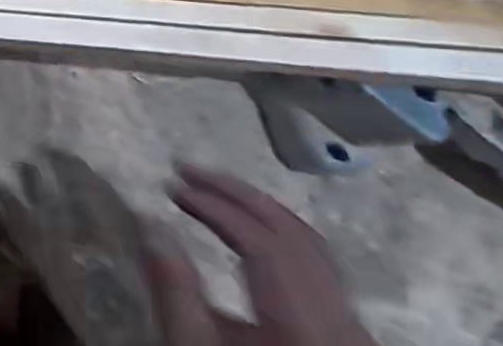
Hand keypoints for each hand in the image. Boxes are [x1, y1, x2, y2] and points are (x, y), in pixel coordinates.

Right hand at [143, 165, 376, 345]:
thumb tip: (148, 221)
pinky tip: (251, 229)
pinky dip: (283, 234)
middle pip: (293, 234)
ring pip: (315, 247)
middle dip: (236, 194)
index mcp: (304, 328)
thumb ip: (172, 288)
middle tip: (186, 172)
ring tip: (212, 191)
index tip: (171, 186)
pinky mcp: (351, 336)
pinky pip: (323, 266)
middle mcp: (340, 324)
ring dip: (260, 210)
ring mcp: (354, 331)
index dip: (216, 206)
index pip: (261, 243)